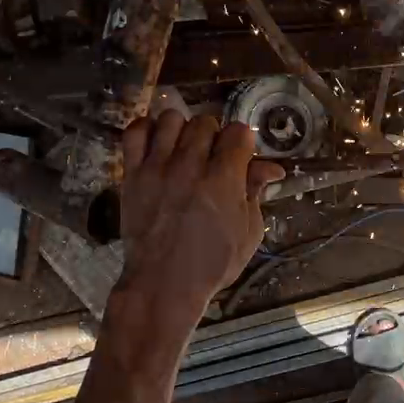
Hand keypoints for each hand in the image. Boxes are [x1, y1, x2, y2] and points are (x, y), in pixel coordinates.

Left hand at [117, 110, 283, 310]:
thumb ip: (255, 193)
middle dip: (215, 136)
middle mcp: (190, 165)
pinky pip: (135, 131)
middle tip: (214, 158)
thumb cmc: (212, 264)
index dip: (244, 142)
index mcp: (224, 180)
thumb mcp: (248, 233)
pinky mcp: (132, 173)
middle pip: (206, 123)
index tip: (242, 156)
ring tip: (186, 149)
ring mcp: (157, 167)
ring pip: (171, 119)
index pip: (238, 133)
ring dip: (184, 129)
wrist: (164, 283)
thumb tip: (271, 167)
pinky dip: (148, 129)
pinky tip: (158, 143)